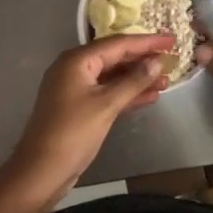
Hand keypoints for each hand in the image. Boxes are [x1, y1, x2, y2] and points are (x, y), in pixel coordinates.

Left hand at [13, 35, 173, 187]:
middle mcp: (75, 68)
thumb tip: (157, 63)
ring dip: (138, 79)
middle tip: (172, 59)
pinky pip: (108, 92)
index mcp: (77, 60)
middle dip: (143, 60)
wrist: (40, 172)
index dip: (147, 42)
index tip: (171, 40)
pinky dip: (127, 94)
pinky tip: (150, 97)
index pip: (118, 44)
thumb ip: (133, 81)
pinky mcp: (79, 107)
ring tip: (166, 81)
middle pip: (115, 57)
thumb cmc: (72, 133)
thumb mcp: (106, 105)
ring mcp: (76, 88)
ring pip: (113, 76)